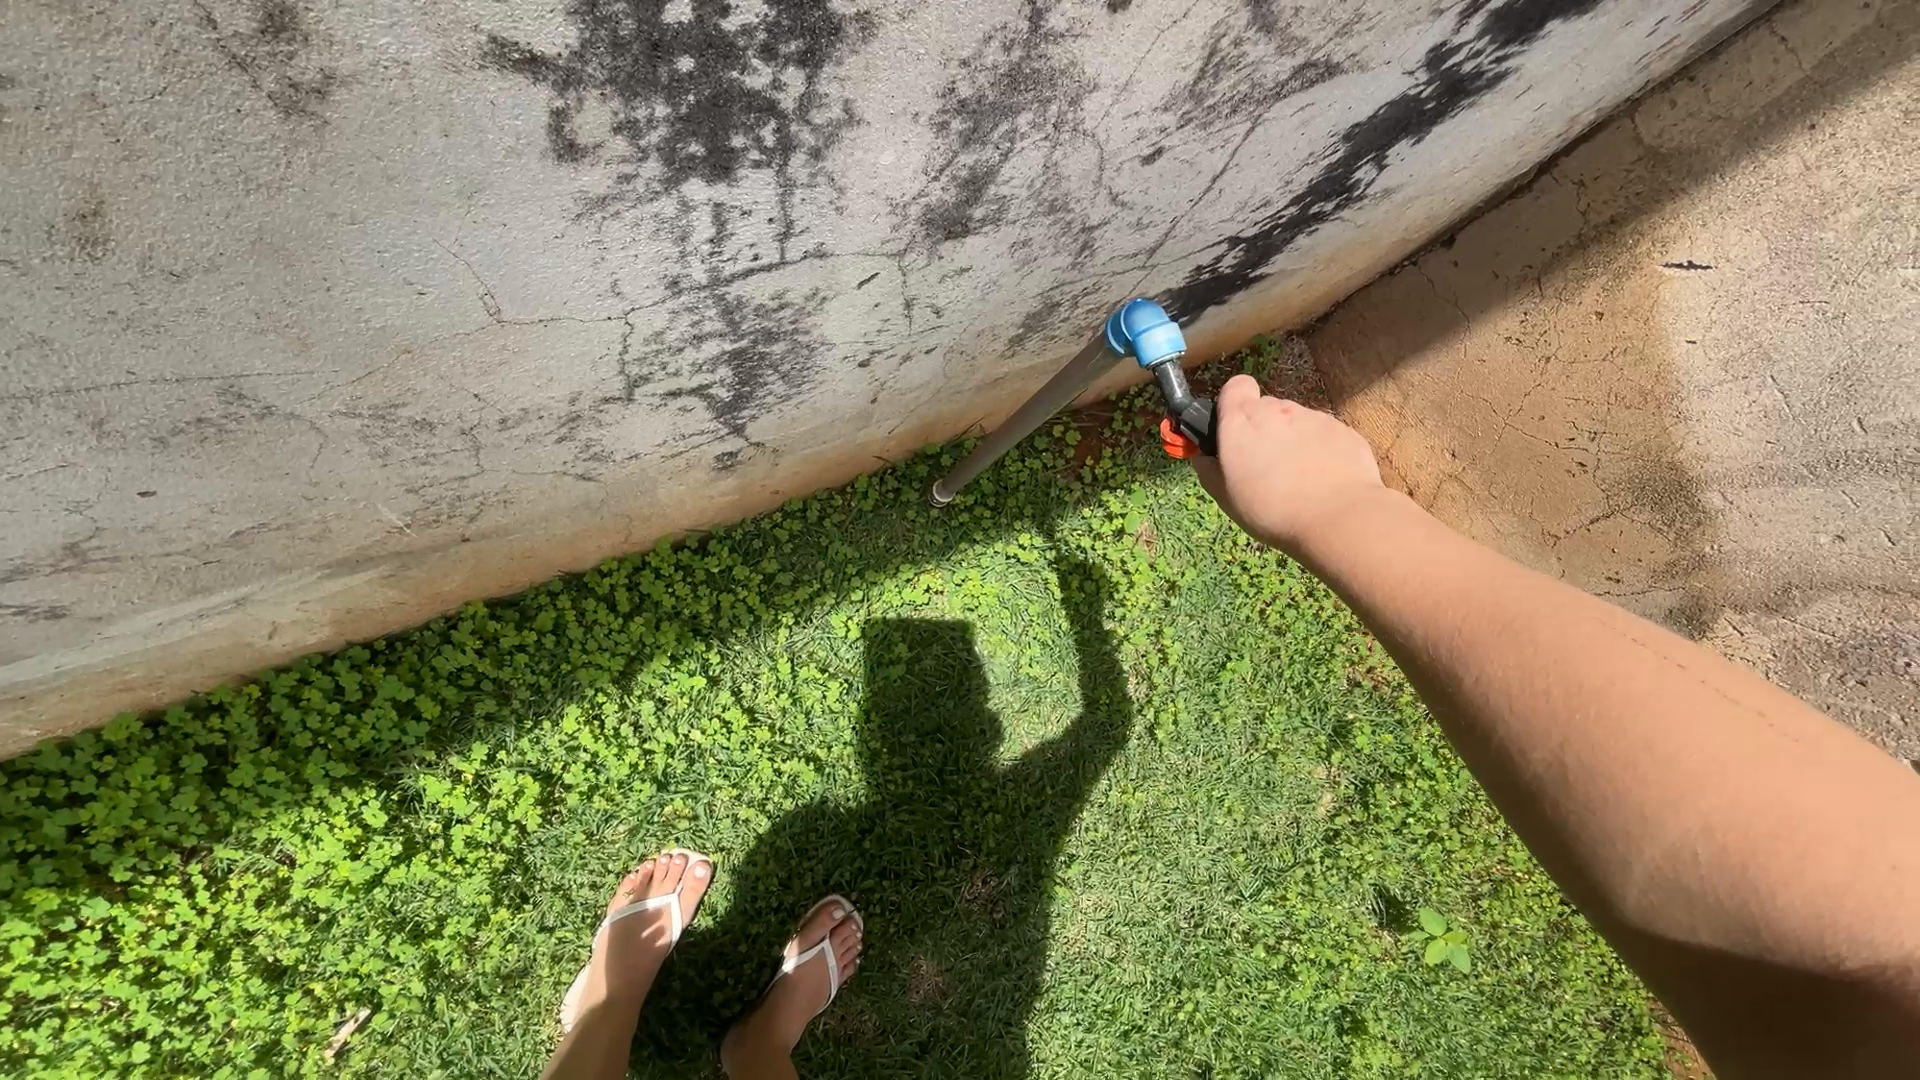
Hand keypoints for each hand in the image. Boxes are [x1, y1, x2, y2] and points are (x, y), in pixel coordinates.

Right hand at [1193, 375, 1385, 553]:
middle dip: (1262, 428)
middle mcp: (1277, 410)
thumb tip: (1203, 456)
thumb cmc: (1269, 509)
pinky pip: (1323, 433)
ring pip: (1295, 421)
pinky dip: (1319, 449)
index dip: (1233, 402)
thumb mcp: (1225, 496)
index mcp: (1241, 421)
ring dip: (1291, 439)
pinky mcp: (1342, 429)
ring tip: (1297, 476)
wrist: (1336, 518)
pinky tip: (1322, 478)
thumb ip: (1209, 469)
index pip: (1235, 386)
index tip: (1233, 428)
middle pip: (1266, 407)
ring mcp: (1313, 417)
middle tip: (1263, 464)